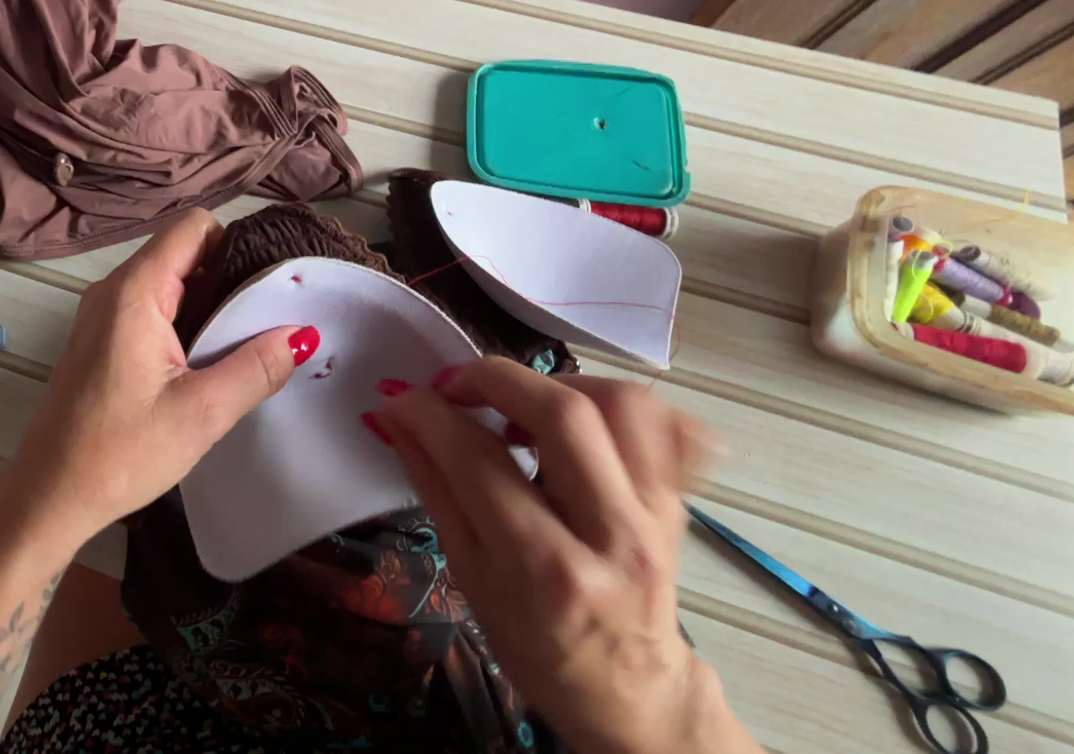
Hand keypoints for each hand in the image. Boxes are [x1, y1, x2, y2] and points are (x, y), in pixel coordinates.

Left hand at [3, 209, 317, 540]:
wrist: (49, 494)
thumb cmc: (119, 453)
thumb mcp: (201, 414)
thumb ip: (256, 368)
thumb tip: (303, 334)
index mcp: (135, 292)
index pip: (193, 227)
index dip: (236, 243)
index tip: (266, 284)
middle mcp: (114, 290)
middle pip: (183, 251)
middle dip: (229, 276)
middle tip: (267, 320)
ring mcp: (104, 313)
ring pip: (169, 281)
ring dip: (208, 303)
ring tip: (242, 344)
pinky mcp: (102, 338)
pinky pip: (152, 307)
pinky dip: (184, 321)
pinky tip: (204, 362)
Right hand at [371, 358, 758, 753]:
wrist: (630, 695)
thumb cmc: (535, 647)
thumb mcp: (468, 574)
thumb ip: (433, 483)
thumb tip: (395, 416)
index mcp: (545, 569)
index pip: (477, 460)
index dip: (427, 414)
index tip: (399, 397)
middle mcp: (612, 535)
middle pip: (563, 414)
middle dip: (493, 378)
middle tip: (455, 387)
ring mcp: (656, 516)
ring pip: (623, 404)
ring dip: (557, 384)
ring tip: (521, 406)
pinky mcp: (678, 503)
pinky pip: (671, 425)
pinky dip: (624, 402)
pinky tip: (585, 416)